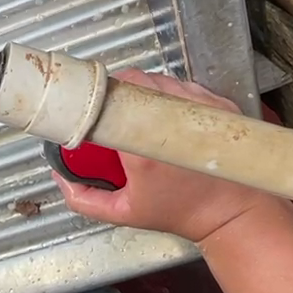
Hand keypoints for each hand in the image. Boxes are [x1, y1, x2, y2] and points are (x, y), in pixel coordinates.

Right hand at [54, 69, 285, 244]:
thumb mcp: (123, 213)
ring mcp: (198, 107)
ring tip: (137, 114)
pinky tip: (163, 115)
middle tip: (112, 113)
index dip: (97, 99)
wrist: (233, 212)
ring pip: (158, 80)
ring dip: (142, 91)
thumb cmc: (179, 212)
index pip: (112, 99)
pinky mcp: (217, 103)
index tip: (91, 111)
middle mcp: (173, 118)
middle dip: (117, 93)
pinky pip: (182, 85)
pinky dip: (168, 94)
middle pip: (134, 83)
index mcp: (143, 147)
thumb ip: (84, 199)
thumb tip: (60, 175)